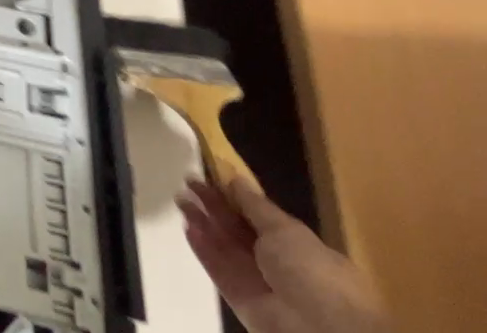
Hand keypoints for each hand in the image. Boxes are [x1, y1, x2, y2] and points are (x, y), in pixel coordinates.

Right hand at [178, 177, 389, 332]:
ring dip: (202, 221)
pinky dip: (201, 247)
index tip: (211, 176)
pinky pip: (216, 266)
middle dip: (214, 205)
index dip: (235, 197)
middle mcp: (277, 262)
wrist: (315, 326)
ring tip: (179, 198)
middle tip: (188, 182)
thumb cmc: (311, 271)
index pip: (260, 218)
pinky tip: (186, 227)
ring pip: (223, 245)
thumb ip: (256, 205)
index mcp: (299, 248)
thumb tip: (235, 178)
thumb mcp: (287, 231)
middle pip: (238, 229)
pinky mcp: (236, 293)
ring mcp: (256, 279)